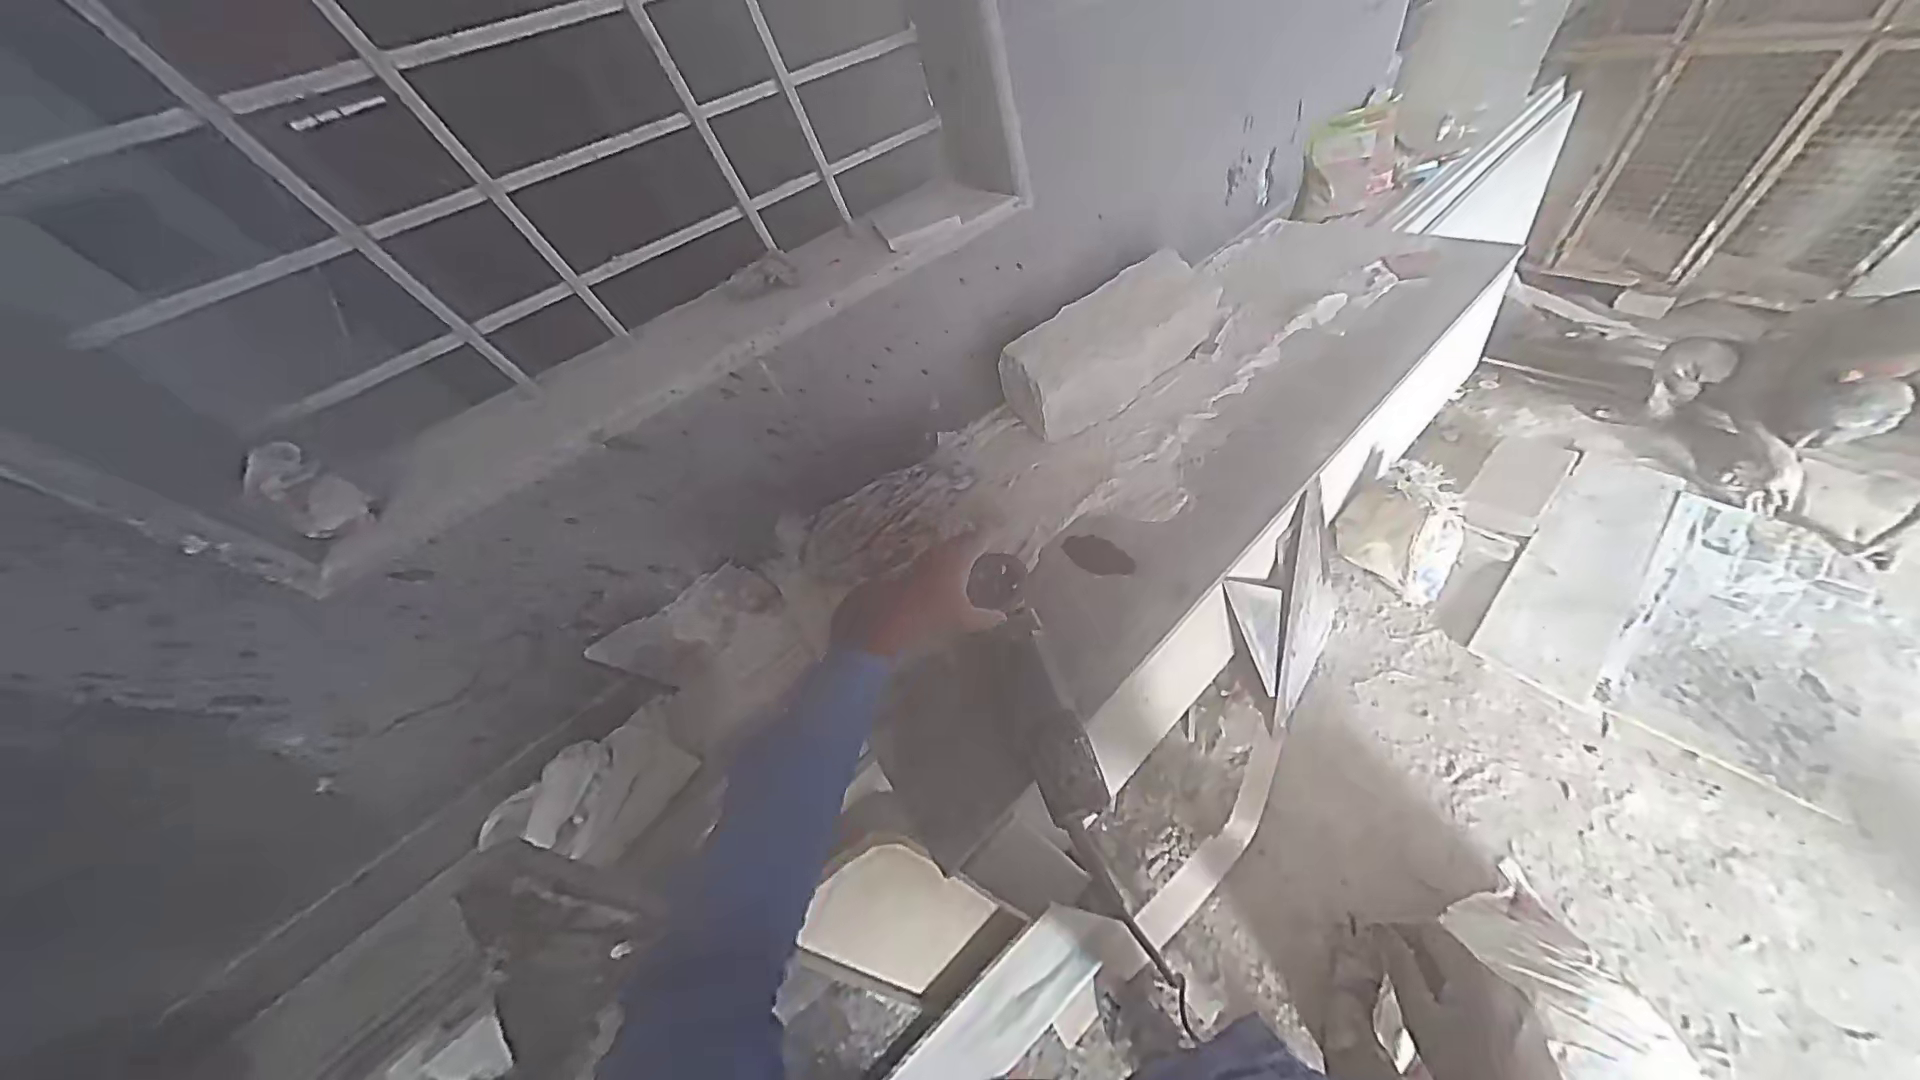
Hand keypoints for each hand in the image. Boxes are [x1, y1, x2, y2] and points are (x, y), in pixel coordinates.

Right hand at [829, 532, 1003, 656]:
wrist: (873, 619)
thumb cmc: (923, 596)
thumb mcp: (955, 561)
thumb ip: (973, 544)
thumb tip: (993, 528)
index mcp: (965, 615)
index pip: (989, 616)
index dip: (997, 611)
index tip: (1005, 607)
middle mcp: (944, 619)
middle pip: (961, 606)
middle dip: (967, 589)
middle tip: (973, 566)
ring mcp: (917, 613)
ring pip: (934, 595)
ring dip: (937, 579)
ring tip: (942, 553)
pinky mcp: (894, 604)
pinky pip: (907, 587)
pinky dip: (910, 573)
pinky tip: (909, 556)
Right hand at [1375, 923, 1558, 1079]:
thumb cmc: (1465, 1070)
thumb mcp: (1422, 1019)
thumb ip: (1401, 969)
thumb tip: (1381, 932)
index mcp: (1476, 975)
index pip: (1430, 930)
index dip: (1399, 928)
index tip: (1375, 937)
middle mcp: (1503, 983)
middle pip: (1452, 953)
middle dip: (1419, 954)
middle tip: (1389, 967)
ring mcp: (1522, 1009)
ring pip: (1469, 976)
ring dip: (1441, 978)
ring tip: (1416, 998)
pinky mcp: (1532, 1032)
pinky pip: (1488, 998)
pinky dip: (1464, 998)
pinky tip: (1451, 1023)